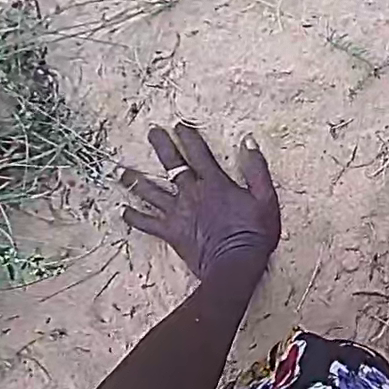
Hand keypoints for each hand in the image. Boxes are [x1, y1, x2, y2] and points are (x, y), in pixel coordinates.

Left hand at [121, 123, 280, 281]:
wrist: (236, 263)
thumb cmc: (255, 233)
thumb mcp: (265, 198)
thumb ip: (256, 169)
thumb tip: (248, 141)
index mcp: (215, 183)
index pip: (198, 153)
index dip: (188, 137)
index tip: (180, 126)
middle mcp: (192, 193)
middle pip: (172, 165)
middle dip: (162, 146)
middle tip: (152, 133)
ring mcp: (179, 213)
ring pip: (152, 192)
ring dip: (137, 181)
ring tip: (123, 173)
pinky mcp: (172, 232)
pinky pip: (147, 223)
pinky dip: (134, 217)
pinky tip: (124, 211)